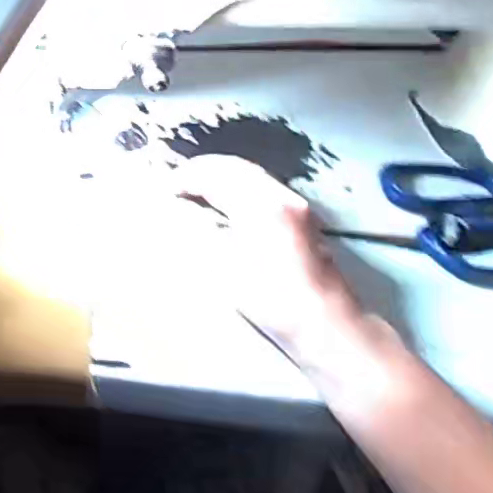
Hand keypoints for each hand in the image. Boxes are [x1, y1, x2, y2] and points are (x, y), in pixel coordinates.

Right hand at [174, 156, 364, 362]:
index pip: (213, 176)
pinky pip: (261, 185)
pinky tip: (224, 199)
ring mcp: (295, 204)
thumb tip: (176, 212)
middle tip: (175, 182)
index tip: (164, 189)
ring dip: (219, 174)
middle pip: (234, 167)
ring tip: (194, 188)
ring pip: (250, 173)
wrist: (329, 325)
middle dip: (201, 169)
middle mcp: (281, 196)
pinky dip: (237, 183)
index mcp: (260, 205)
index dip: (184, 179)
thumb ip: (198, 231)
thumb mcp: (223, 267)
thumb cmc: (272, 299)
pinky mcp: (302, 216)